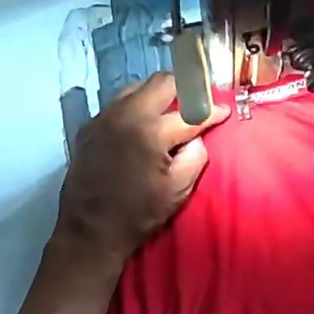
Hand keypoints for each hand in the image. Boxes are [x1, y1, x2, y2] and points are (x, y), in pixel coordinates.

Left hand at [55, 73, 228, 270]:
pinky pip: (117, 104)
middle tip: (195, 106)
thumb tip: (197, 137)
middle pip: (162, 82)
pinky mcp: (89, 127)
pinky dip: (135, 108)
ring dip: (156, 96)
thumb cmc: (137, 214)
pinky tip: (140, 128)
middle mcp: (125, 114)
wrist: (90, 230)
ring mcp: (103, 118)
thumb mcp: (177, 191)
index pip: (190, 112)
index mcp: (151, 131)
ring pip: (136, 88)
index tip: (224, 112)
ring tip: (167, 114)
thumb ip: (195, 157)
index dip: (212, 112)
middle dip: (184, 89)